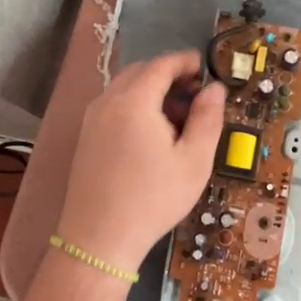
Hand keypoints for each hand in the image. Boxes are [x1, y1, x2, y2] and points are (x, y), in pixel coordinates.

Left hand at [57, 51, 225, 273]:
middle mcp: (107, 101)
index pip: (161, 64)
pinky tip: (152, 135)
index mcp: (133, 101)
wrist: (98, 239)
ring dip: (152, 92)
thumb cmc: (152, 199)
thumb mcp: (194, 161)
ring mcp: (92, 119)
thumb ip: (207, 119)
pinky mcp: (85, 137)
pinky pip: (113, 106)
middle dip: (169, 75)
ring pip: (125, 89)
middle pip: (141, 72)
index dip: (186, 61)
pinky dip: (135, 106)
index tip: (206, 69)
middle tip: (196, 95)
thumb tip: (215, 89)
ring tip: (178, 119)